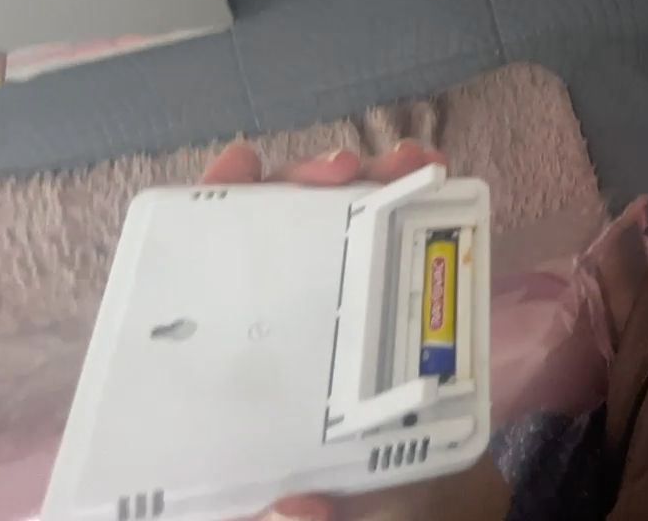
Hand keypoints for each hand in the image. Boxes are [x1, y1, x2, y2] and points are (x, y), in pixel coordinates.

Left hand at [199, 141, 443, 520]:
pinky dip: (418, 200)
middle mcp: (288, 344)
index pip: (202, 302)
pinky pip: (408, 243)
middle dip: (302, 191)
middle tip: (339, 172)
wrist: (444, 506)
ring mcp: (352, 319)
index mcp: (238, 396)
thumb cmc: (381, 515)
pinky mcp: (408, 308)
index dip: (207, 228)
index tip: (239, 169)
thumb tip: (290, 506)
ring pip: (345, 234)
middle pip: (278, 248)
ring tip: (399, 163)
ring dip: (367, 185)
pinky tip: (429, 172)